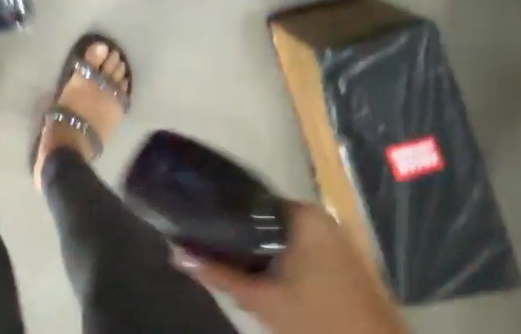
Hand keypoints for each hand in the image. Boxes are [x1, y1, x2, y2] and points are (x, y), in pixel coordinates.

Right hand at [174, 203, 406, 333]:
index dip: (220, 214)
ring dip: (257, 254)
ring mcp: (337, 244)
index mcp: (304, 216)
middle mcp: (322, 220)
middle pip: (264, 221)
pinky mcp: (343, 267)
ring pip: (281, 240)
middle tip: (204, 248)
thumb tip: (176, 254)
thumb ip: (219, 274)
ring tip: (223, 264)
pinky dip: (278, 265)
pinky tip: (257, 281)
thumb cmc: (322, 326)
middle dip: (237, 237)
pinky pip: (298, 254)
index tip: (194, 226)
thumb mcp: (263, 302)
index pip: (248, 200)